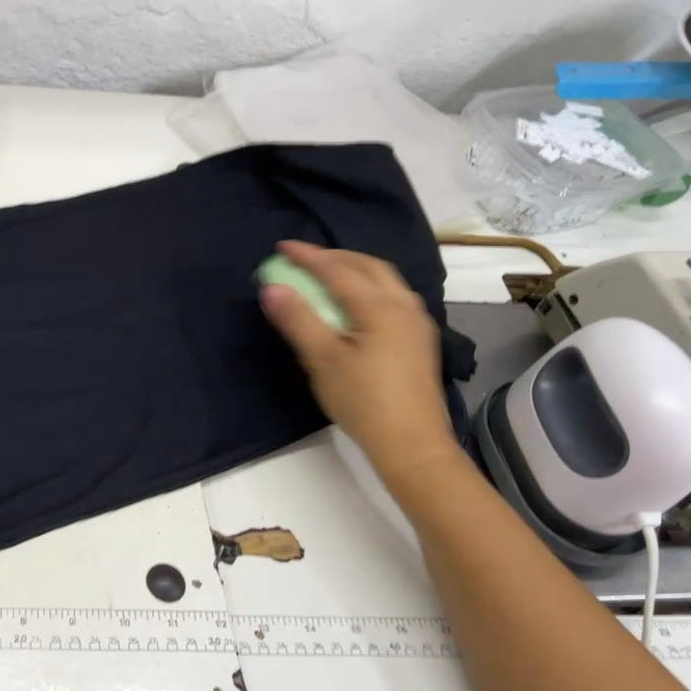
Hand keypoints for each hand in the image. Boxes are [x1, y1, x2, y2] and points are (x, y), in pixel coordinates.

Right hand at [259, 241, 457, 474]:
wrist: (411, 443)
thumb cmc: (363, 401)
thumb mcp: (322, 360)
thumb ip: (298, 319)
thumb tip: (272, 288)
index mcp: (379, 306)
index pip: (337, 269)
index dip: (307, 256)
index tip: (281, 247)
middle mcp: (403, 305)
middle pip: (367, 266)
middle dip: (334, 257)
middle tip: (304, 259)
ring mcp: (416, 321)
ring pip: (384, 279)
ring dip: (353, 269)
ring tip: (326, 275)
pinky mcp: (419, 339)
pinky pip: (391, 295)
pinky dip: (368, 286)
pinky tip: (354, 302)